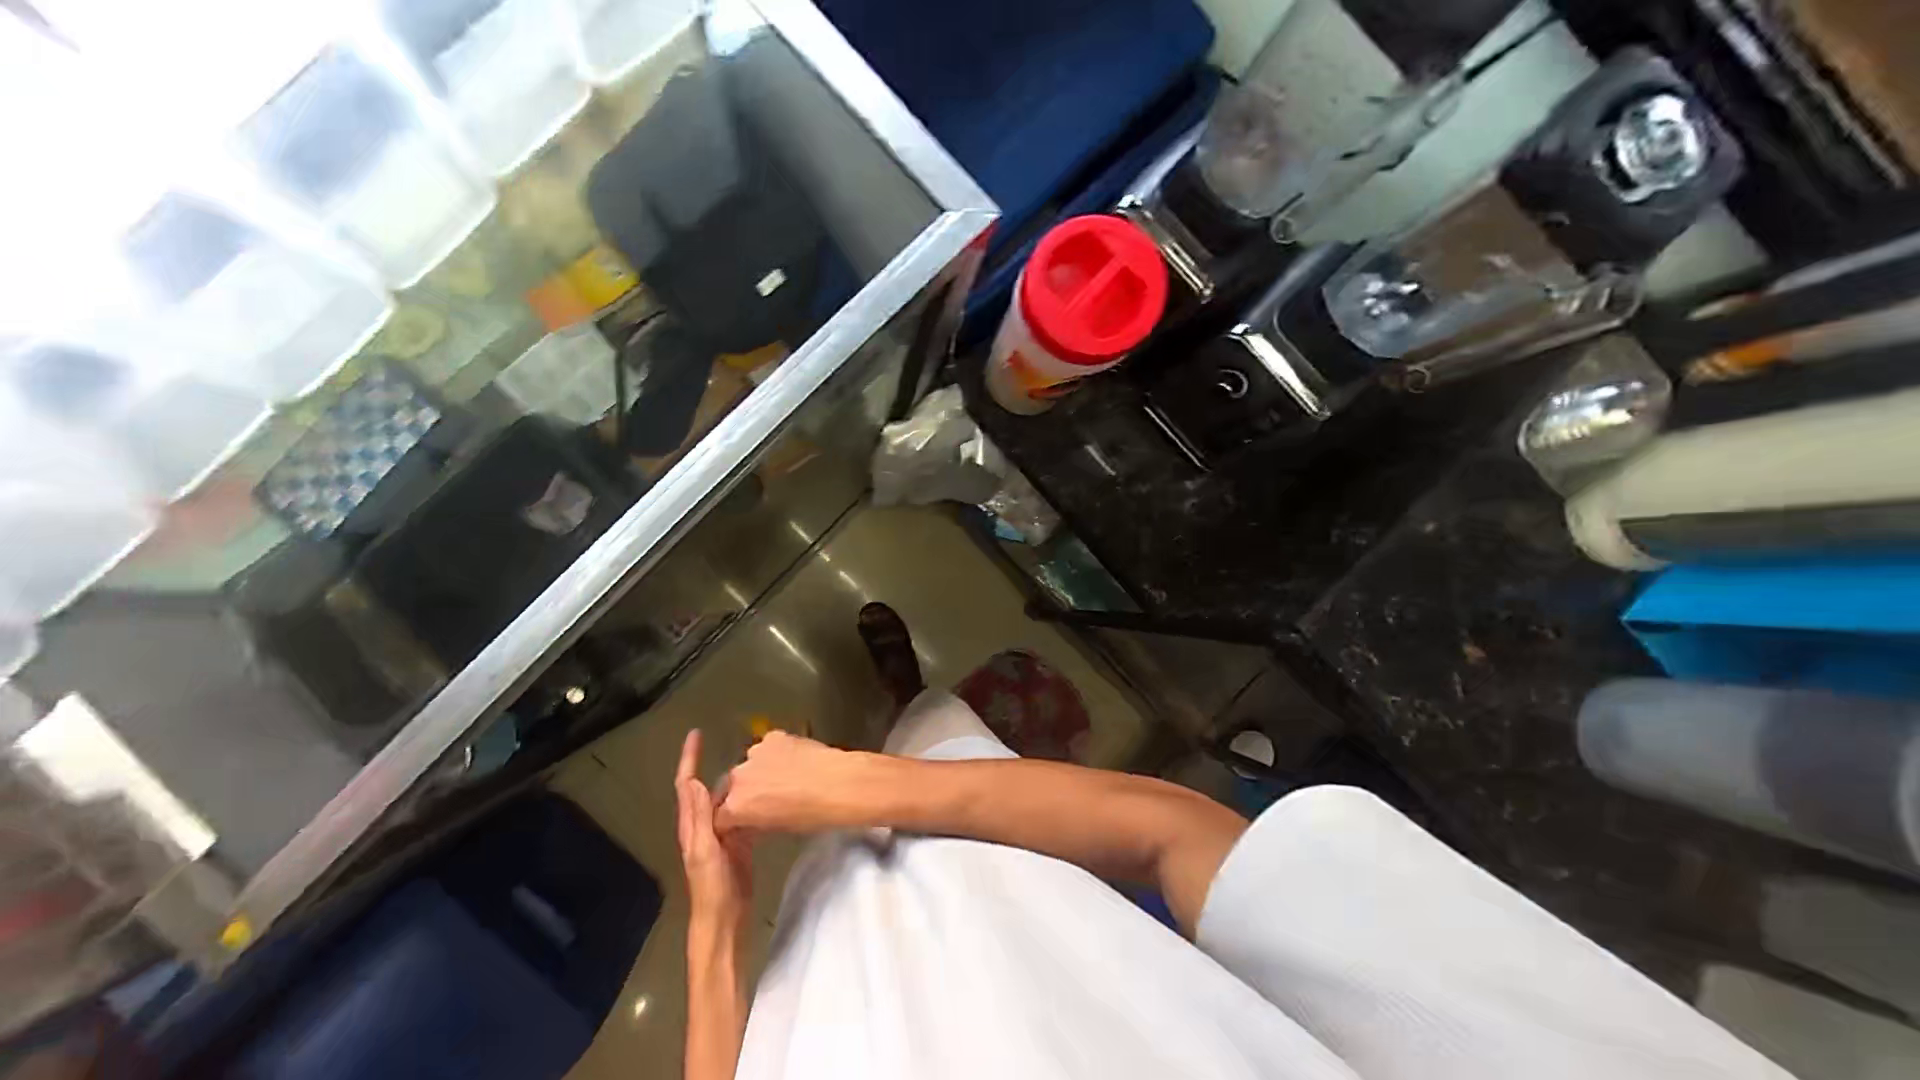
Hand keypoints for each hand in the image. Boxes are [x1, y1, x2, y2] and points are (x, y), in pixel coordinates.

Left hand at [676, 729, 752, 928]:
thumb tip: (692, 781)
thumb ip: (699, 817)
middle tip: (730, 743)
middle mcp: (704, 826)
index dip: (689, 759)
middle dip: (711, 765)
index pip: (686, 784)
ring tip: (752, 763)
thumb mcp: (704, 850)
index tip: (696, 734)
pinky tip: (765, 796)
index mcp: (692, 825)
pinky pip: (742, 815)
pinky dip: (750, 801)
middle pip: (705, 789)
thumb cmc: (711, 886)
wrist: (724, 920)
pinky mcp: (739, 844)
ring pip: (726, 801)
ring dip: (734, 781)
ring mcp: (722, 835)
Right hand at [714, 730, 883, 833]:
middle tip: (766, 798)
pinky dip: (776, 753)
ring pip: (749, 764)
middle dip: (743, 793)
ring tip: (784, 776)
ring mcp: (755, 753)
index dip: (731, 820)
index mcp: (736, 806)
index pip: (720, 816)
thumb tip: (752, 818)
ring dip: (760, 770)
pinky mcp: (773, 736)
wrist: (839, 783)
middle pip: (731, 787)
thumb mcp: (777, 827)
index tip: (743, 821)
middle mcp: (738, 777)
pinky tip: (795, 759)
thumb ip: (755, 821)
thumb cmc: (812, 815)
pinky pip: (767, 747)